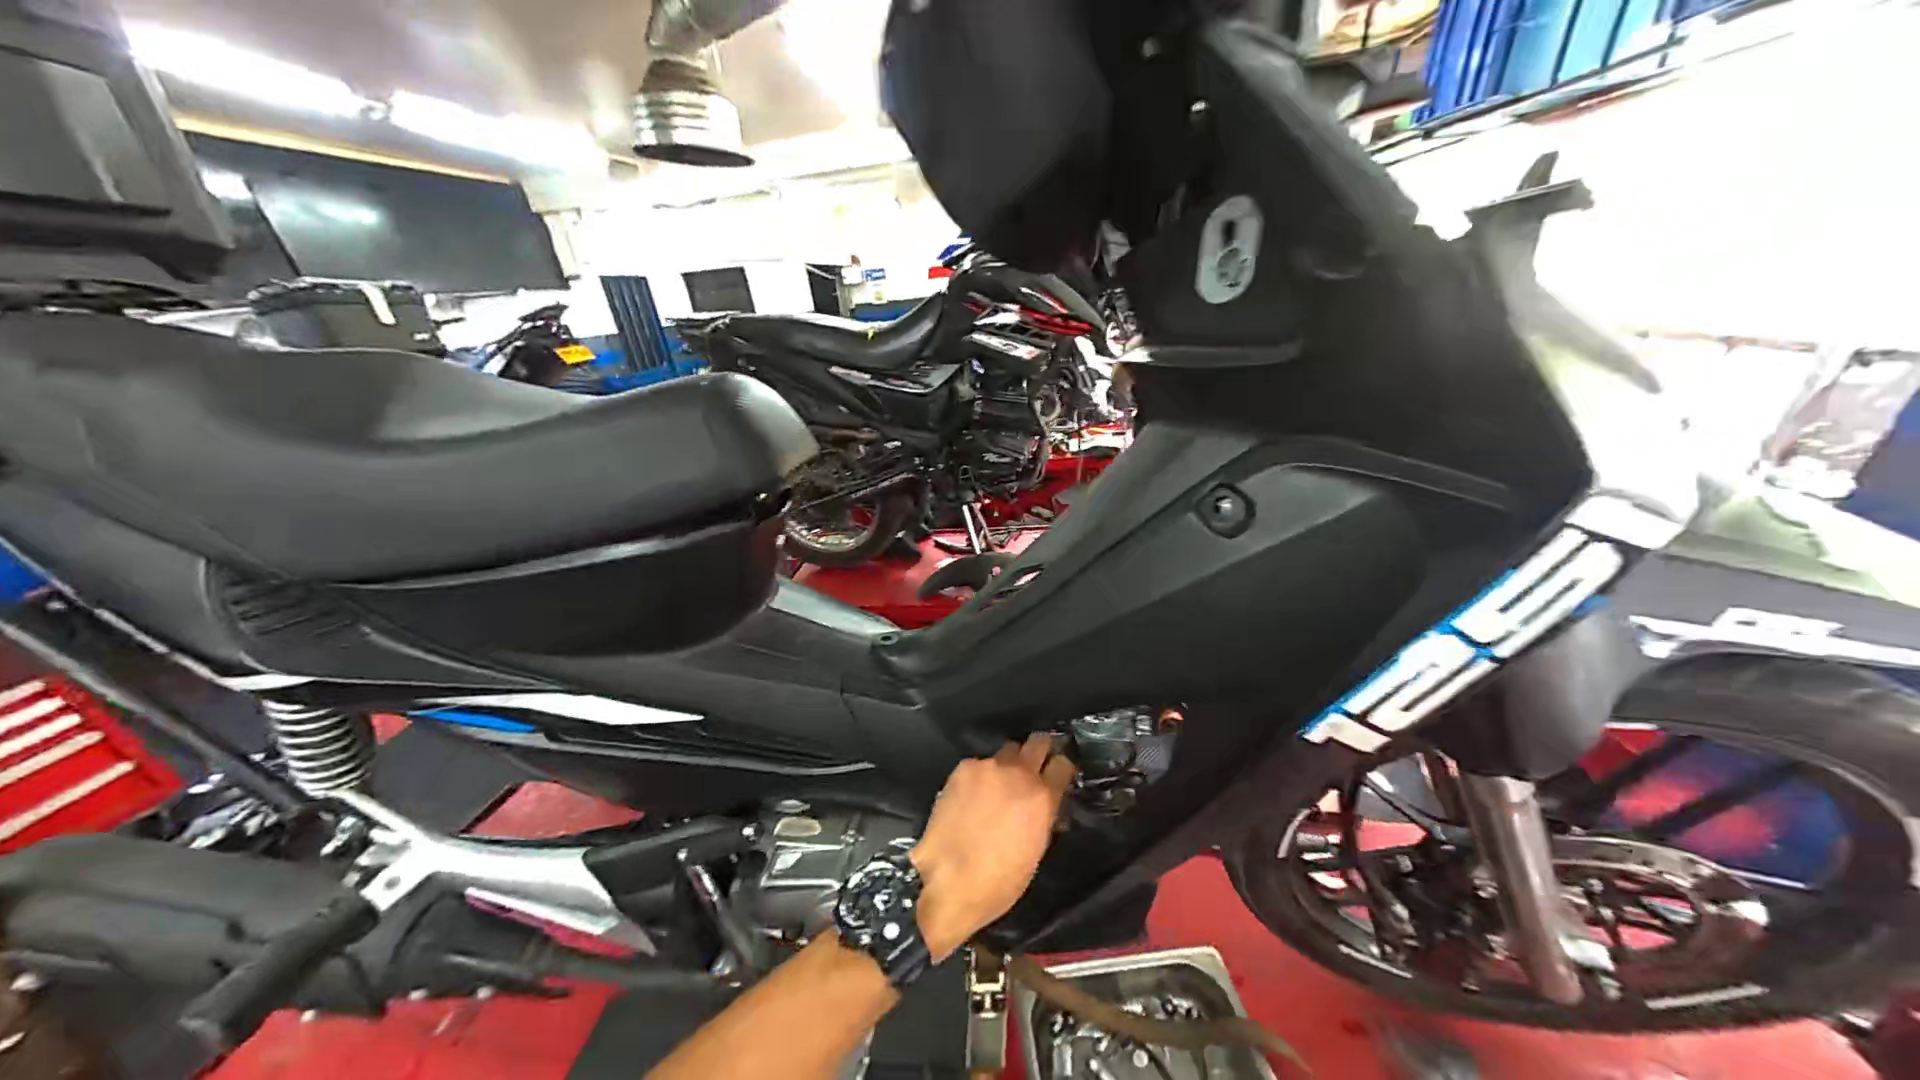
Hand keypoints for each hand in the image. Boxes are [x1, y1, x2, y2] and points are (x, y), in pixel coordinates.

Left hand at [909, 734, 1076, 961]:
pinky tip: (971, 796)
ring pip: (1006, 752)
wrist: (949, 882)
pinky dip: (980, 776)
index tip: (1056, 773)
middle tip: (1034, 764)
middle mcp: (1018, 773)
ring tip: (998, 785)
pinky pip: (979, 764)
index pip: (1063, 764)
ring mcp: (989, 767)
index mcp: (1043, 797)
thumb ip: (1043, 816)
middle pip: (1038, 741)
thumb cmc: (1000, 880)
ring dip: (1008, 764)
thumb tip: (1045, 804)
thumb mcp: (1036, 849)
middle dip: (1039, 750)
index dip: (1060, 769)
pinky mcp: (963, 768)